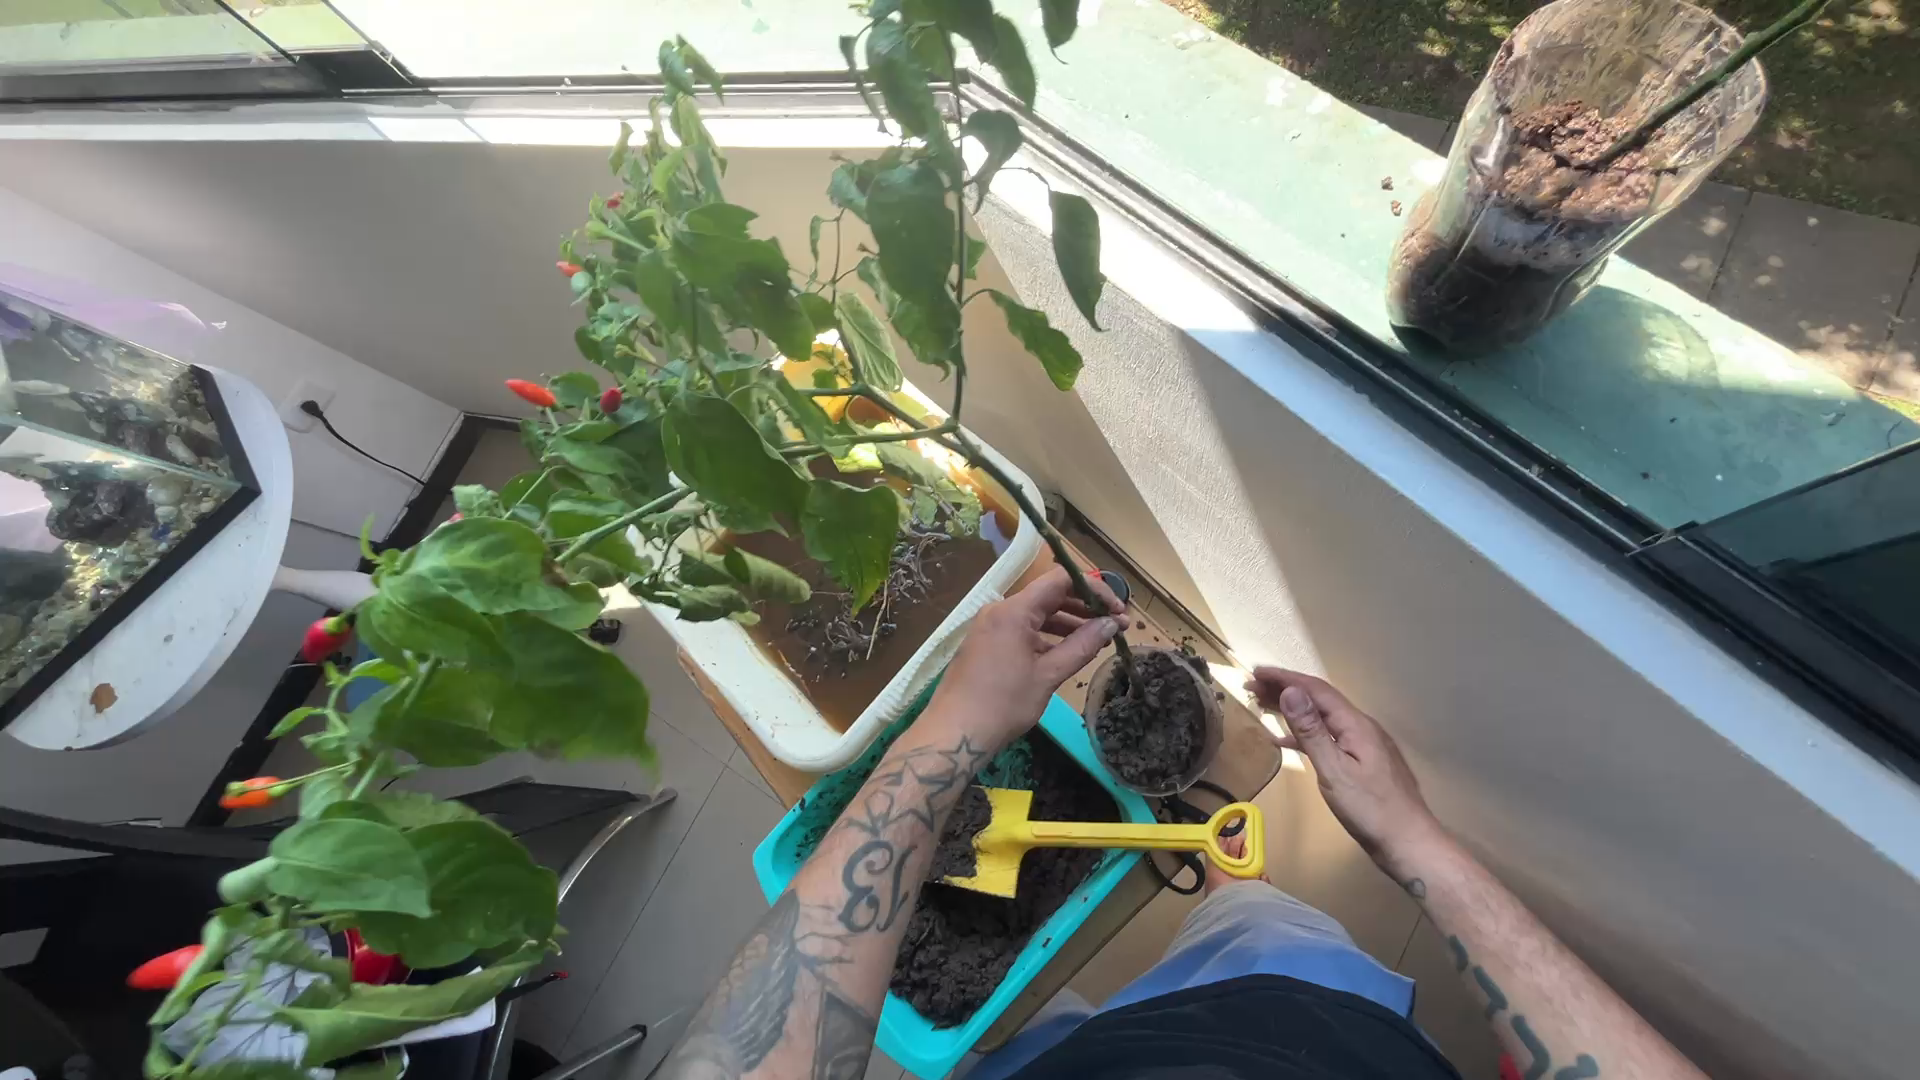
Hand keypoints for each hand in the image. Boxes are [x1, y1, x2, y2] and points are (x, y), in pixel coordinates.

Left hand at [924, 566, 1126, 749]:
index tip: (1118, 609)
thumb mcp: (1049, 675)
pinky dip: (1047, 637)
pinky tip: (1069, 652)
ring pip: (1037, 614)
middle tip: (1116, 625)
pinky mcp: (987, 643)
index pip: (1060, 580)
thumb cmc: (1004, 703)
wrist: (955, 732)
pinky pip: (1023, 630)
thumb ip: (1083, 646)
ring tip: (1099, 639)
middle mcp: (1000, 610)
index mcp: (1014, 610)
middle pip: (1049, 595)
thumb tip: (1112, 624)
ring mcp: (991, 626)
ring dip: (1068, 623)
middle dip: (1085, 607)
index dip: (1094, 589)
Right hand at [1247, 668, 1447, 878]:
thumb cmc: (1370, 809)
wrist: (1409, 845)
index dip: (1284, 678)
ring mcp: (1363, 745)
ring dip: (1292, 709)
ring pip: (1322, 717)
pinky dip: (1303, 733)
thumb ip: (1311, 730)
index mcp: (1356, 725)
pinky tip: (1285, 741)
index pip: (1316, 690)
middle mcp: (1361, 728)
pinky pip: (1327, 736)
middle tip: (1252, 687)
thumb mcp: (1334, 770)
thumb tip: (1291, 691)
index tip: (1256, 672)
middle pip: (1319, 699)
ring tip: (1262, 705)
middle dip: (1285, 689)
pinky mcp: (1362, 762)